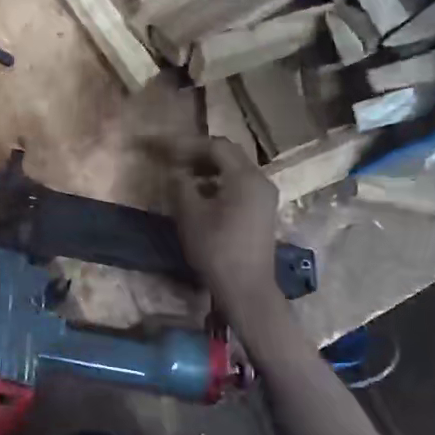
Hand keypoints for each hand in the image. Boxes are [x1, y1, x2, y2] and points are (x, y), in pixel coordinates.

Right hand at [162, 136, 282, 315]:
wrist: (246, 288)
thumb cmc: (216, 249)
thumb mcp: (191, 215)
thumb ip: (182, 186)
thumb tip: (177, 173)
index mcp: (245, 177)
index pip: (217, 146)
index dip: (190, 146)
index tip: (168, 152)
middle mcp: (261, 180)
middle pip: (230, 155)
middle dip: (202, 155)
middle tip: (177, 161)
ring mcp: (266, 197)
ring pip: (237, 171)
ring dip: (211, 170)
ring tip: (186, 178)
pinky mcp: (264, 211)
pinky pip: (242, 186)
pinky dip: (222, 184)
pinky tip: (204, 197)